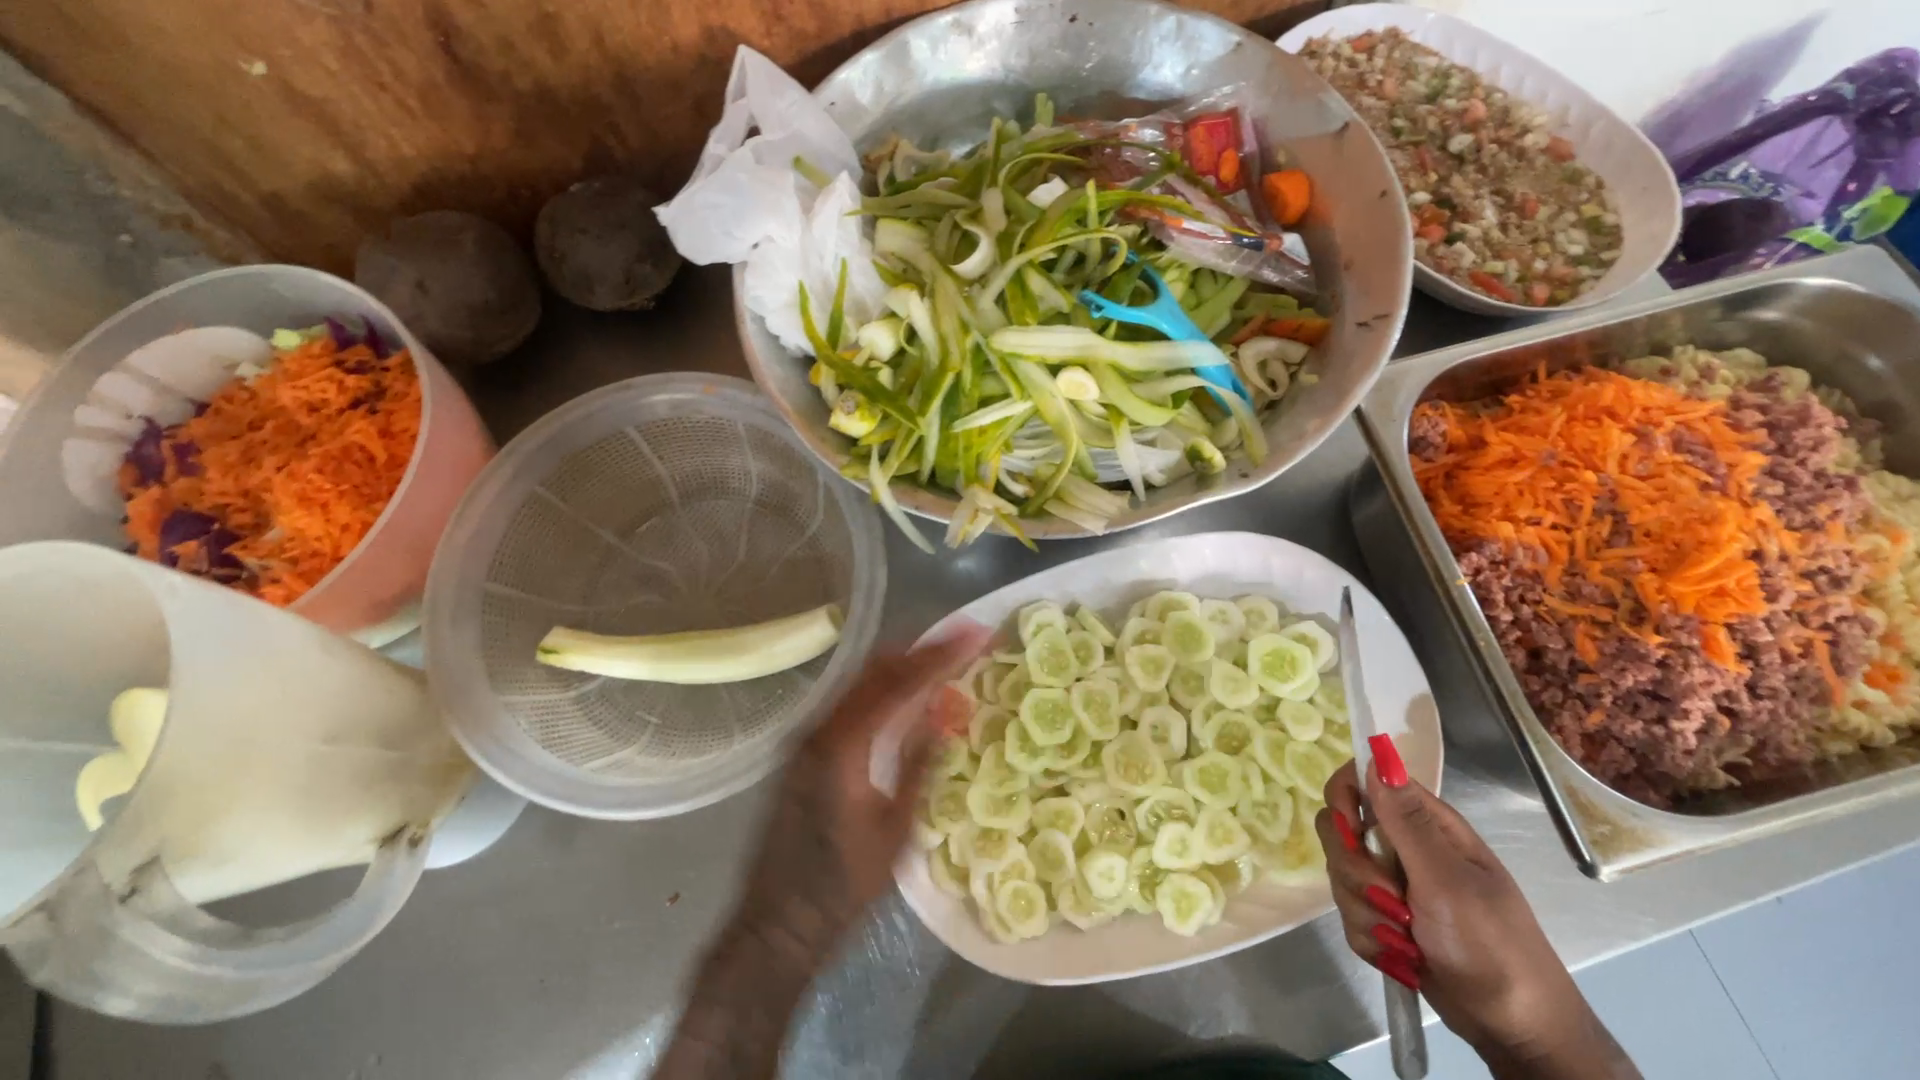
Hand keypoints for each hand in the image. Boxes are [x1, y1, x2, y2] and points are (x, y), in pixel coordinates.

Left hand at [733, 624, 990, 968]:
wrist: (778, 920)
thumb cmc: (843, 883)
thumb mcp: (894, 828)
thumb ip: (917, 764)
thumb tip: (942, 711)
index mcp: (843, 744)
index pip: (897, 683)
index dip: (937, 656)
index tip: (971, 634)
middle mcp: (818, 729)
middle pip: (873, 670)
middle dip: (918, 649)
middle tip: (958, 637)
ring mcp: (804, 738)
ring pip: (856, 682)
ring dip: (897, 664)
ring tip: (938, 654)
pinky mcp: (801, 751)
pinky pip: (846, 702)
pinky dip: (877, 687)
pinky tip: (901, 693)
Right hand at [1314, 756, 1636, 1077]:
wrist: (1513, 1027)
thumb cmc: (1492, 946)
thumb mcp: (1448, 881)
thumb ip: (1406, 822)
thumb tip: (1377, 756)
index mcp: (1427, 825)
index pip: (1364, 781)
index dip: (1345, 797)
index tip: (1350, 830)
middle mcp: (1406, 847)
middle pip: (1341, 832)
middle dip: (1355, 872)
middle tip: (1392, 900)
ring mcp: (1394, 884)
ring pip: (1342, 878)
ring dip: (1366, 914)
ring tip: (1408, 940)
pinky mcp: (1385, 919)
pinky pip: (1350, 916)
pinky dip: (1371, 940)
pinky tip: (1403, 957)